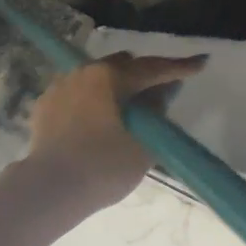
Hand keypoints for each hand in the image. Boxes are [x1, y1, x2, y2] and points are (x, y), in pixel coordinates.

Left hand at [23, 53, 207, 214]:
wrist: (52, 183)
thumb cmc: (104, 165)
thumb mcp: (143, 143)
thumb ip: (155, 110)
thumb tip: (162, 89)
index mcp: (108, 77)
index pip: (150, 68)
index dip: (178, 67)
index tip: (200, 61)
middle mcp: (82, 72)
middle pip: (119, 65)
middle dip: (142, 73)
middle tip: (160, 87)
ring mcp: (59, 85)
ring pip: (94, 76)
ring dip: (114, 84)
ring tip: (128, 103)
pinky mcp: (45, 102)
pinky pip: (74, 92)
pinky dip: (91, 98)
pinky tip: (96, 116)